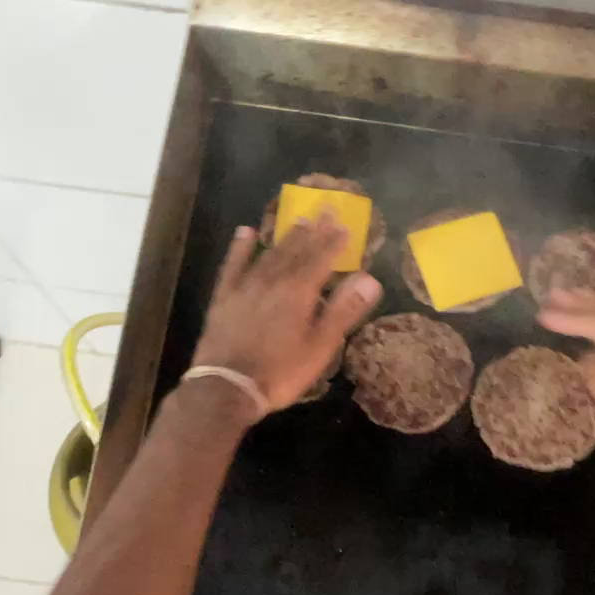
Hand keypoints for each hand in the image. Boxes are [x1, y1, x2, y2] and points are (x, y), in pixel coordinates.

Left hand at [189, 216, 381, 414]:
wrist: (227, 387)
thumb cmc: (280, 373)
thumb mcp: (319, 348)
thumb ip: (343, 311)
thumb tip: (370, 279)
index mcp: (298, 293)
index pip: (321, 259)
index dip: (334, 242)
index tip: (345, 223)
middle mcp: (272, 281)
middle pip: (296, 250)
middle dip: (313, 230)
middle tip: (324, 208)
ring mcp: (245, 287)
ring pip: (269, 255)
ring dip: (285, 237)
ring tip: (298, 219)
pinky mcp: (224, 298)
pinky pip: (233, 265)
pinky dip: (240, 248)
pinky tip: (246, 232)